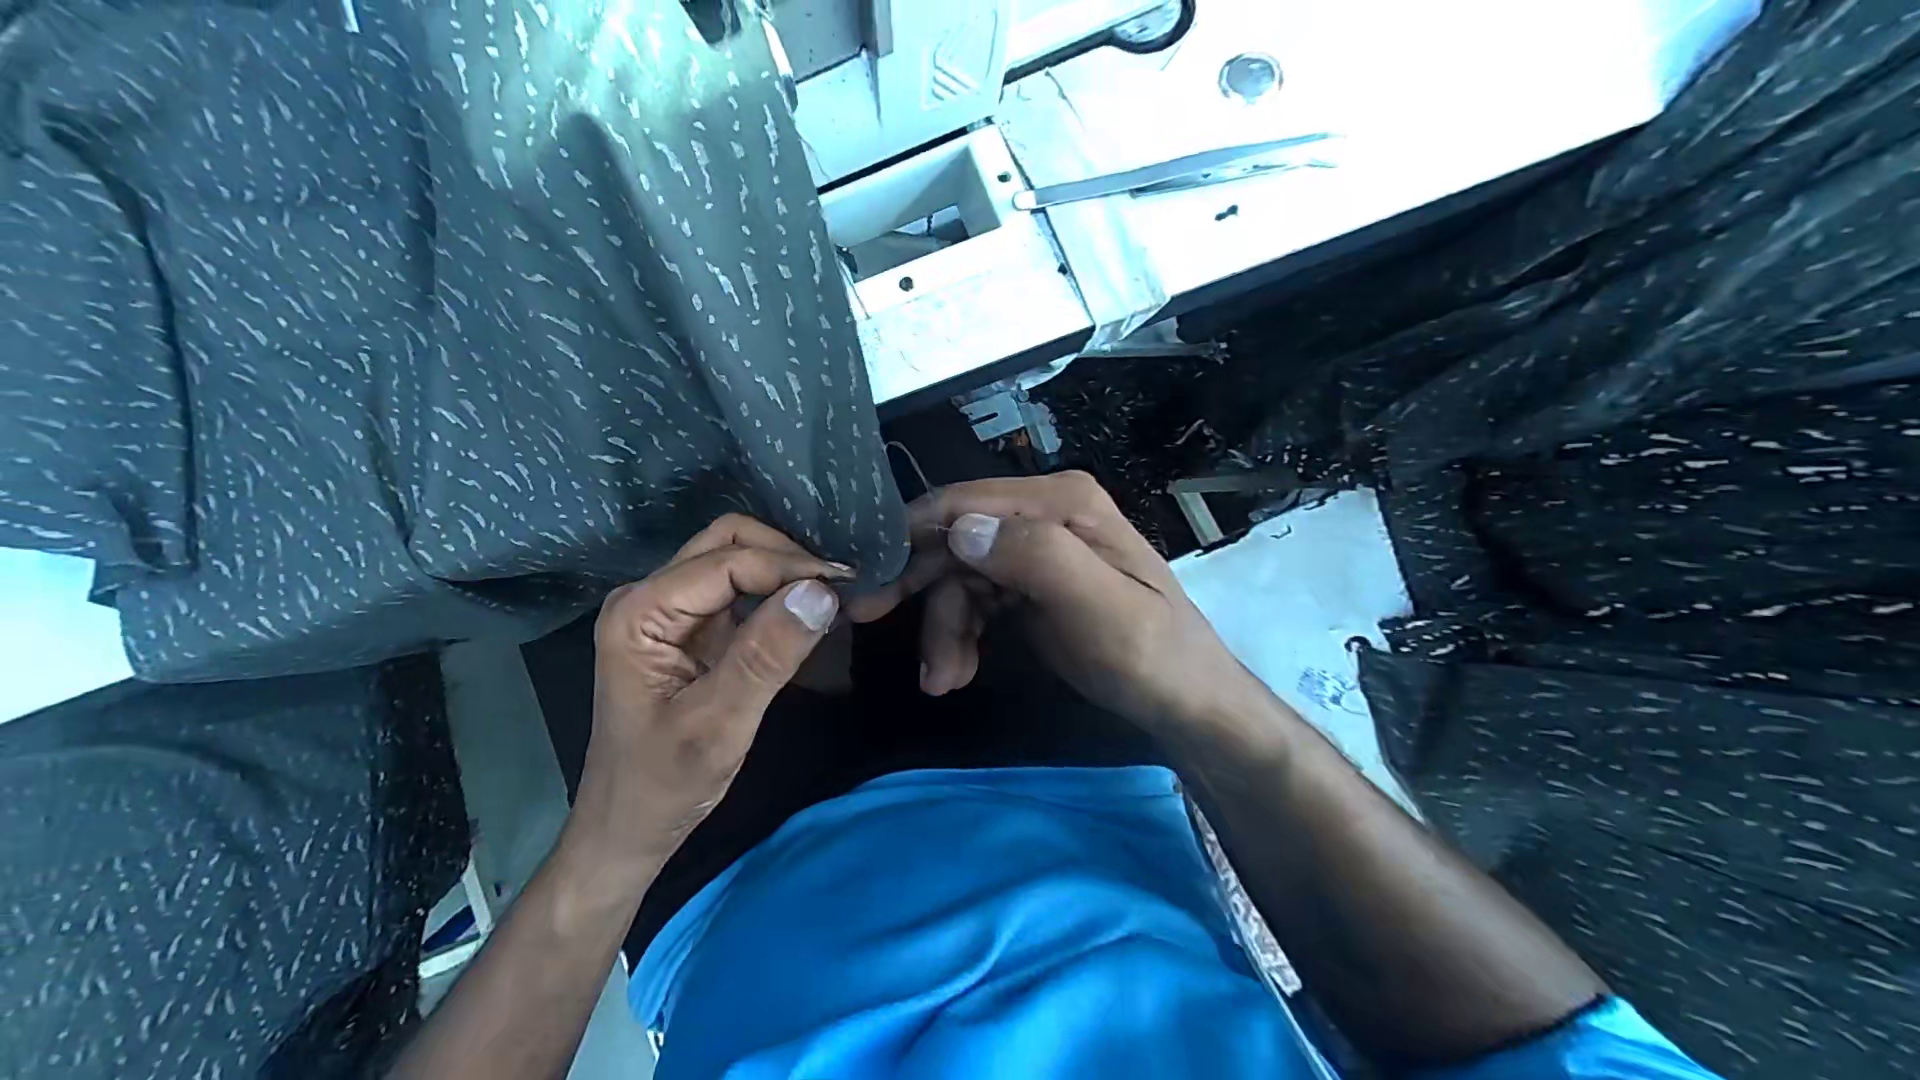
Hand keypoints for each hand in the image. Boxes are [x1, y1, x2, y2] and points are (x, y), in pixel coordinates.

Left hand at [571, 515, 849, 876]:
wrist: (628, 828)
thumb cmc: (664, 784)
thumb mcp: (719, 724)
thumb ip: (767, 655)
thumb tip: (822, 593)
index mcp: (640, 612)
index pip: (728, 562)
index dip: (790, 568)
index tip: (845, 587)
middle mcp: (649, 597)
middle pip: (728, 543)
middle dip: (786, 557)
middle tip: (837, 589)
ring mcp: (669, 612)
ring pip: (735, 559)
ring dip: (785, 570)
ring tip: (831, 596)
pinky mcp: (690, 629)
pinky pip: (739, 590)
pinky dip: (777, 592)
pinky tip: (808, 612)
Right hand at [849, 472, 1276, 740]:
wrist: (1183, 700)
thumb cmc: (1149, 654)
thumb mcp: (1100, 609)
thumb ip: (1036, 559)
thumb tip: (961, 528)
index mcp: (1062, 504)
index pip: (967, 502)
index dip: (911, 535)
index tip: (866, 579)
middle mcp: (1044, 515)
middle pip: (956, 540)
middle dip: (918, 588)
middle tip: (869, 621)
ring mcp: (1037, 549)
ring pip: (959, 576)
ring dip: (941, 627)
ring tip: (940, 681)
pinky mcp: (1030, 583)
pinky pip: (976, 600)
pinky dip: (959, 634)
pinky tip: (954, 672)